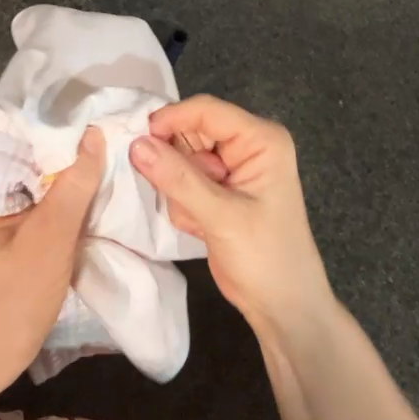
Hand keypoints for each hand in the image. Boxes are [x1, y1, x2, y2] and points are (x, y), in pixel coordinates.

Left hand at [0, 127, 104, 388]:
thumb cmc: (13, 297)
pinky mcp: (15, 213)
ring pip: (35, 161)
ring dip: (65, 155)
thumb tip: (95, 133)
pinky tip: (91, 168)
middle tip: (100, 112)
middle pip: (22, 140)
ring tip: (101, 133)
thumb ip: (74, 184)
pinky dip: (63, 178)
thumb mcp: (50, 238)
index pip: (4, 125)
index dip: (43, 110)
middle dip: (59, 131)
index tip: (82, 99)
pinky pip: (41, 183)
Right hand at [130, 96, 332, 331]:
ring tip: (200, 219)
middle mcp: (246, 144)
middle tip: (182, 198)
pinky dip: (182, 202)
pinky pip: (181, 179)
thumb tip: (135, 144)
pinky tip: (201, 227)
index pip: (205, 110)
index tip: (138, 143)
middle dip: (177, 165)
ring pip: (180, 156)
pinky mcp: (217, 189)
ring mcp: (230, 167)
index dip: (170, 120)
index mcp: (260, 139)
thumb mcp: (222, 217)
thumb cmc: (266, 258)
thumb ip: (178, 178)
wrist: (282, 309)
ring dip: (179, 189)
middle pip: (189, 131)